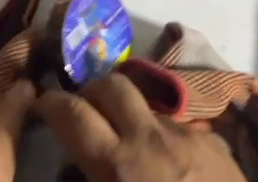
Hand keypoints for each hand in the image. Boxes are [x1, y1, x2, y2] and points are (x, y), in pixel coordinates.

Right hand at [36, 73, 244, 181]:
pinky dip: (162, 137)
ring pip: (147, 105)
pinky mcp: (214, 143)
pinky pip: (178, 127)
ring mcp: (186, 136)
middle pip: (112, 85)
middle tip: (83, 110)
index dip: (52, 103)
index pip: (74, 114)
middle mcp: (150, 139)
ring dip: (129, 114)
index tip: (42, 105)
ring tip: (125, 139)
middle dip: (91, 91)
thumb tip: (80, 169)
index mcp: (119, 166)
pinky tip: (167, 165)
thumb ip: (94, 179)